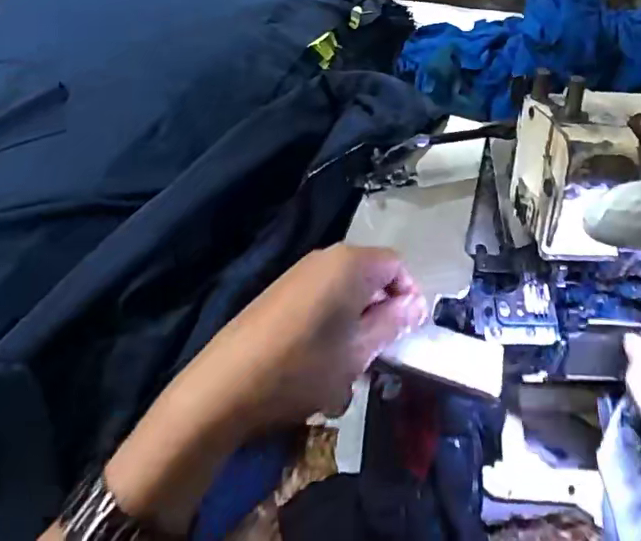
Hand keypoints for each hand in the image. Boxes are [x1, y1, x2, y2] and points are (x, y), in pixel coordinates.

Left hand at [182, 243, 426, 429]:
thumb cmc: (304, 365)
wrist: (228, 382)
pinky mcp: (280, 293)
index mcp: (350, 263)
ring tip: (347, 372)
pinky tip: (319, 367)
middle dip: (380, 316)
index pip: (397, 265)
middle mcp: (326, 258)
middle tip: (379, 358)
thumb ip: (392, 323)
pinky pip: (321, 302)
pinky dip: (330, 328)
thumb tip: (413, 304)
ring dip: (355, 328)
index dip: (409, 296)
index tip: (407, 335)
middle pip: (370, 277)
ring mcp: (299, 274)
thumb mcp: (359, 352)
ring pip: (345, 294)